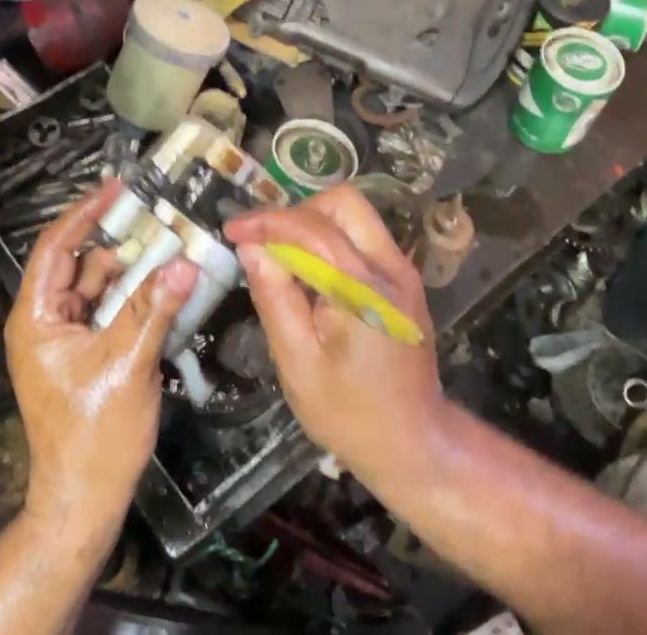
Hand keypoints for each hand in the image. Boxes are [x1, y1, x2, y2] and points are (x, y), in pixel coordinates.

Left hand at [7, 179, 196, 536]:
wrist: (85, 497)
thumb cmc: (94, 433)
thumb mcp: (127, 364)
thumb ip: (155, 309)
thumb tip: (185, 262)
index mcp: (39, 316)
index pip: (56, 248)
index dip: (85, 213)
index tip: (118, 187)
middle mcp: (48, 319)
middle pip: (85, 265)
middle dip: (125, 245)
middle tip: (166, 222)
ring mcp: (69, 337)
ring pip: (104, 288)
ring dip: (139, 273)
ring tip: (179, 252)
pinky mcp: (89, 353)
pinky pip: (114, 312)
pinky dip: (140, 299)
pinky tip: (172, 289)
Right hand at [224, 184, 448, 482]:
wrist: (414, 442)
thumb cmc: (350, 413)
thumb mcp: (298, 362)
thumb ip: (275, 298)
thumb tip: (252, 248)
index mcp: (363, 289)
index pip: (313, 228)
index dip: (267, 222)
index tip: (232, 230)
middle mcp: (390, 268)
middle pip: (345, 203)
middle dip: (297, 212)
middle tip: (264, 243)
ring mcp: (403, 272)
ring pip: (356, 217)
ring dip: (314, 225)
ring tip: (281, 258)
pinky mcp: (403, 282)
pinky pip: (363, 240)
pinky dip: (331, 242)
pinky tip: (308, 275)